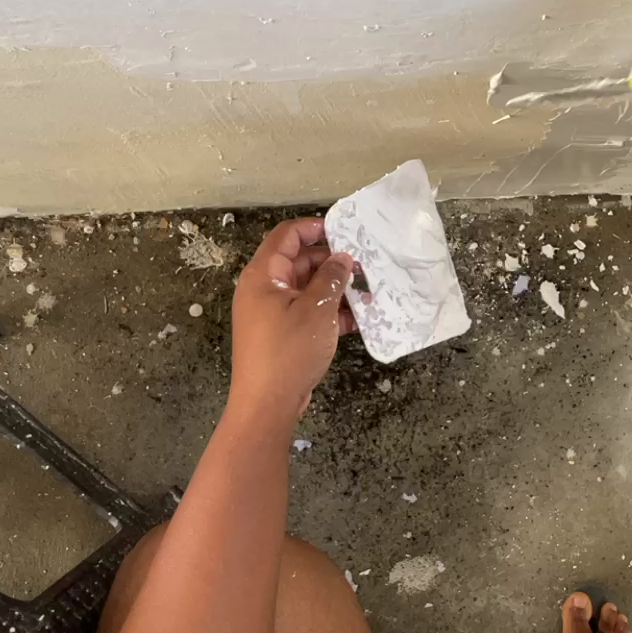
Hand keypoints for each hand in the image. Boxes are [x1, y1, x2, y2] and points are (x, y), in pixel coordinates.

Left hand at [228, 217, 357, 419]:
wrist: (267, 404)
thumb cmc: (289, 351)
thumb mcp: (316, 309)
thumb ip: (331, 278)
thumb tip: (342, 258)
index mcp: (264, 275)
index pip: (287, 235)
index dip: (315, 228)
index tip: (346, 232)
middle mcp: (264, 288)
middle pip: (300, 261)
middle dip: (332, 262)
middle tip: (364, 266)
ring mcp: (272, 312)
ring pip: (307, 288)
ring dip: (335, 289)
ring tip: (366, 292)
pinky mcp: (282, 333)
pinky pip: (308, 311)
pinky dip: (329, 312)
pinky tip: (357, 319)